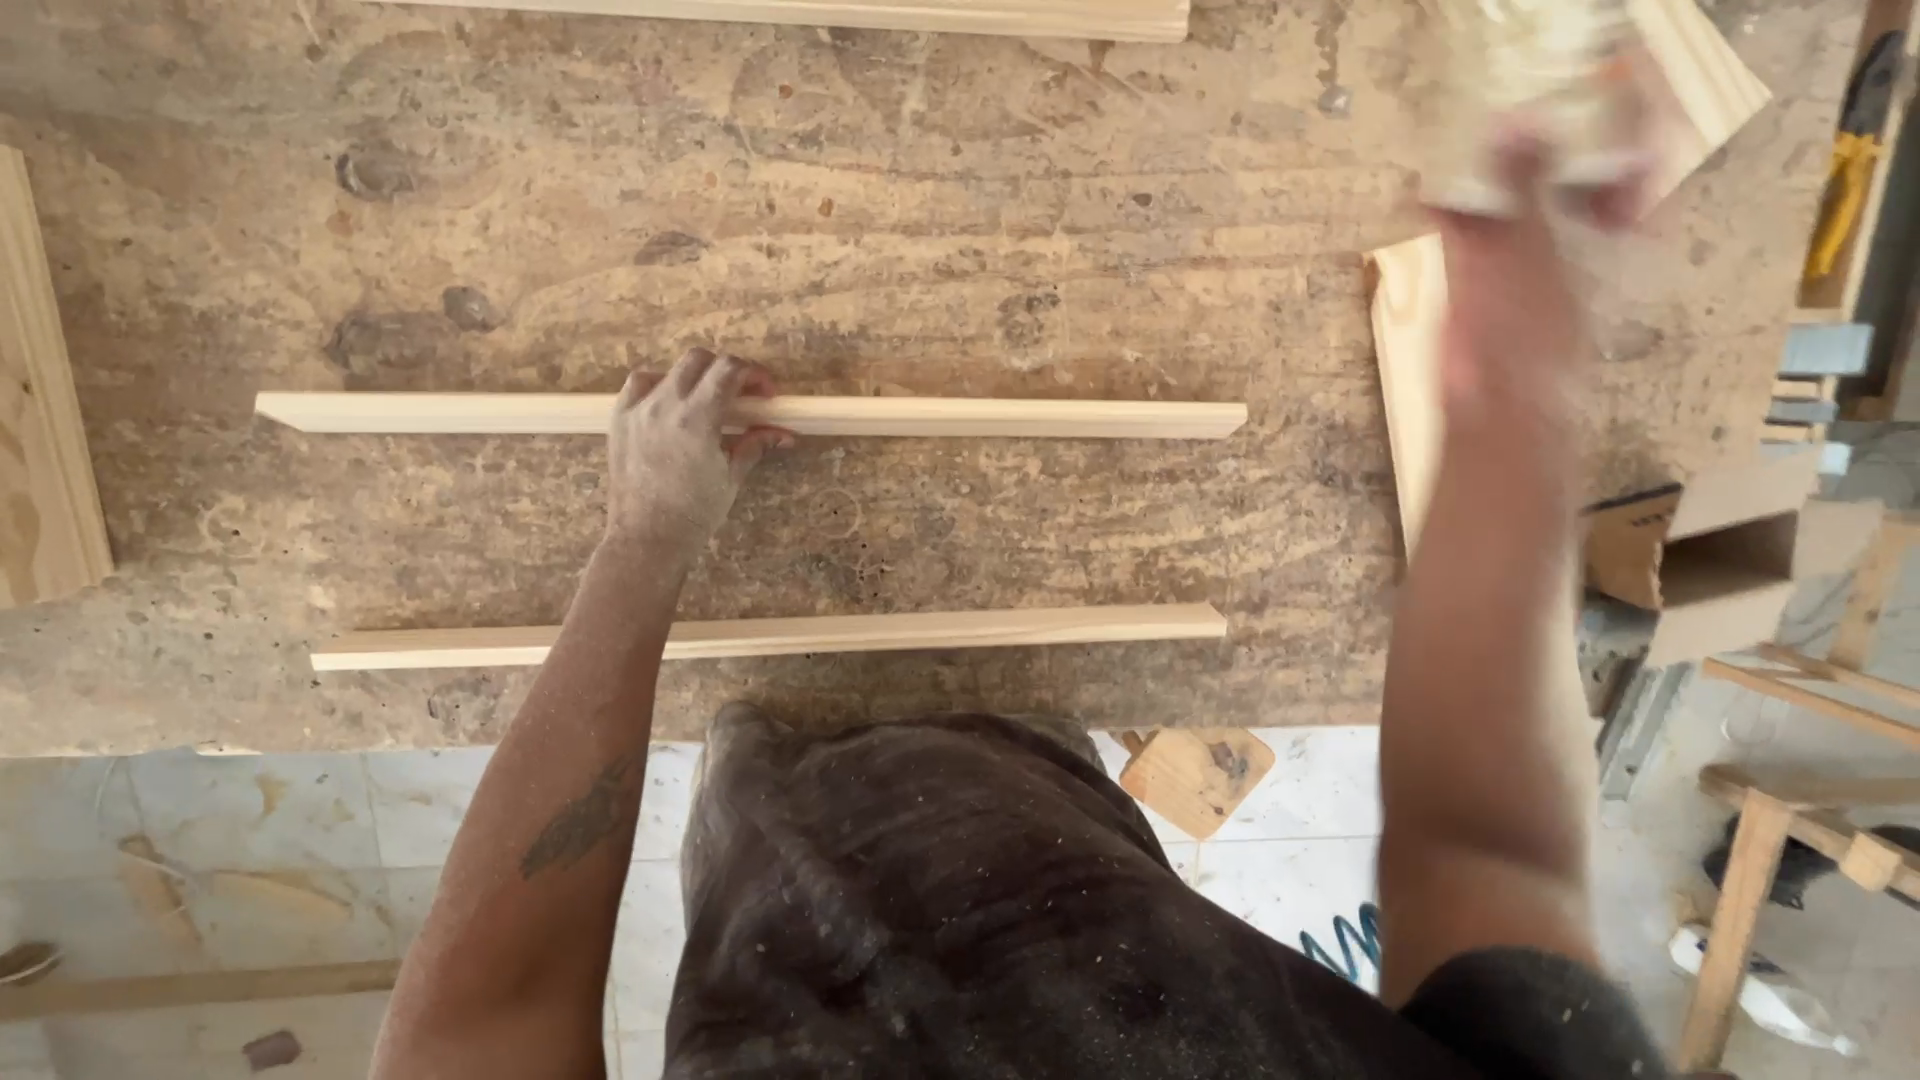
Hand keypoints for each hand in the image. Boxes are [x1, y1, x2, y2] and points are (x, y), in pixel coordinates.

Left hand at [604, 348, 792, 565]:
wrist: (647, 537)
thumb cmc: (695, 513)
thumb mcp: (731, 477)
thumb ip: (755, 445)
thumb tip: (784, 434)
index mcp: (697, 419)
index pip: (729, 370)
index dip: (754, 374)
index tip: (766, 393)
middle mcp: (664, 404)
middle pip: (700, 359)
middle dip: (727, 371)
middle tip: (742, 395)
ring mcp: (638, 409)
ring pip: (671, 369)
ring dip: (695, 376)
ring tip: (706, 401)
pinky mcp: (620, 418)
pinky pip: (640, 383)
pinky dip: (661, 384)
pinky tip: (671, 404)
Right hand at [1433, 128, 1640, 421]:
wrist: (1489, 405)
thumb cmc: (1528, 329)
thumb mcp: (1529, 246)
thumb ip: (1521, 183)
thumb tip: (1514, 119)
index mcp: (1621, 234)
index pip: (1628, 163)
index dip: (1609, 125)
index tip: (1578, 90)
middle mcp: (1581, 246)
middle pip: (1565, 179)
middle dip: (1535, 144)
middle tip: (1508, 105)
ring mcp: (1530, 267)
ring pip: (1514, 206)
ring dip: (1488, 177)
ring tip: (1463, 136)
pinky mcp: (1485, 289)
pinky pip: (1473, 237)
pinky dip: (1452, 213)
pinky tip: (1428, 189)